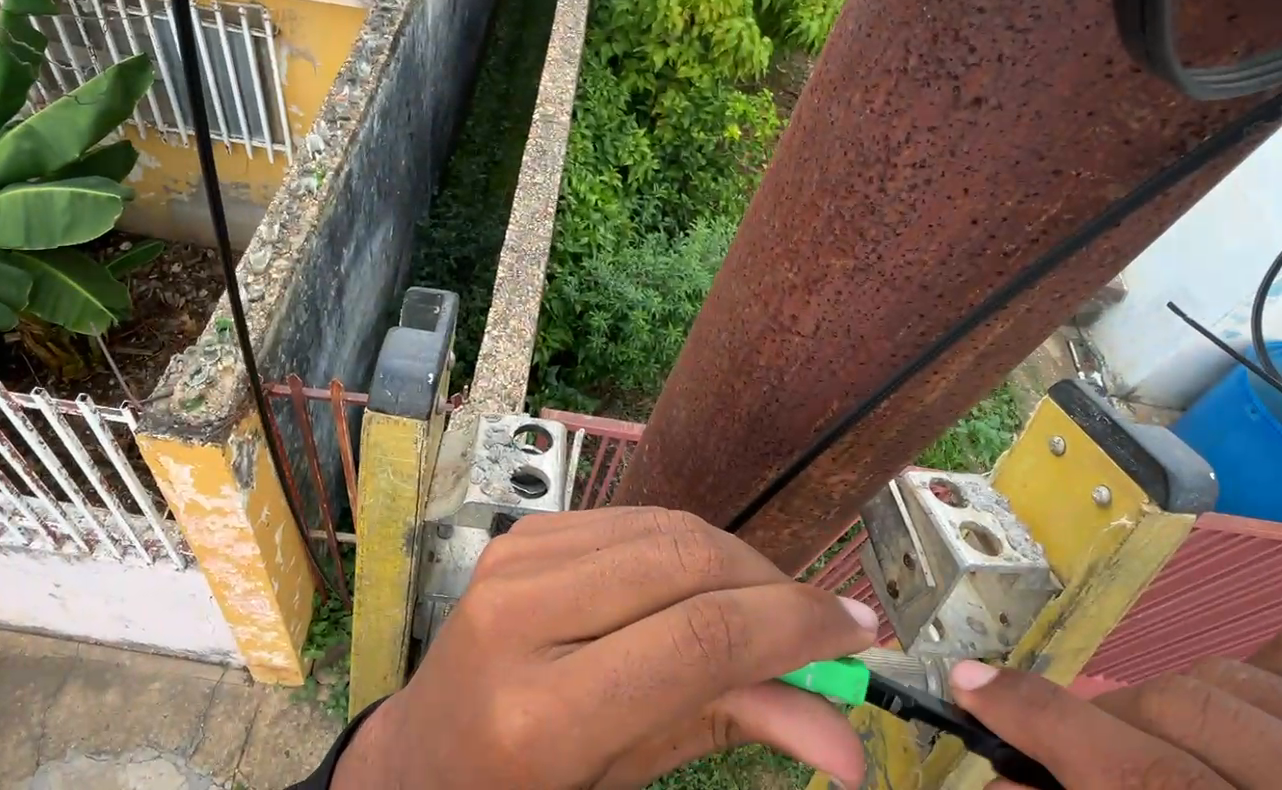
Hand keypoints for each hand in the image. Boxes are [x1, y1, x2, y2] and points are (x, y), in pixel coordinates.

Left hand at [332, 507, 883, 788]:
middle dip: (773, 586)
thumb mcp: (627, 775)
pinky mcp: (522, 533)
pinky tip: (706, 581)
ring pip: (667, 527)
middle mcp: (522, 616)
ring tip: (769, 607)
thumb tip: (843, 734)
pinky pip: (632, 519)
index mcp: (543, 712)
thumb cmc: (526, 788)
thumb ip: (728, 726)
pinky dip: (687, 544)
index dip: (794, 626)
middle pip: (687, 562)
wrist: (425, 752)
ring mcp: (515, 560)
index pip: (699, 637)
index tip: (857, 633)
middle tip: (822, 626)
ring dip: (737, 561)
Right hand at [952, 619, 1281, 787]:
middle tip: (1073, 746)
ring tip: (1174, 742)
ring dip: (1178, 701)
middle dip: (1105, 720)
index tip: (974, 687)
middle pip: (1186, 716)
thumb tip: (1035, 778)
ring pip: (1248, 677)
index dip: (1044, 724)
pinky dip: (1269, 661)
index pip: (1147, 780)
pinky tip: (1258, 701)